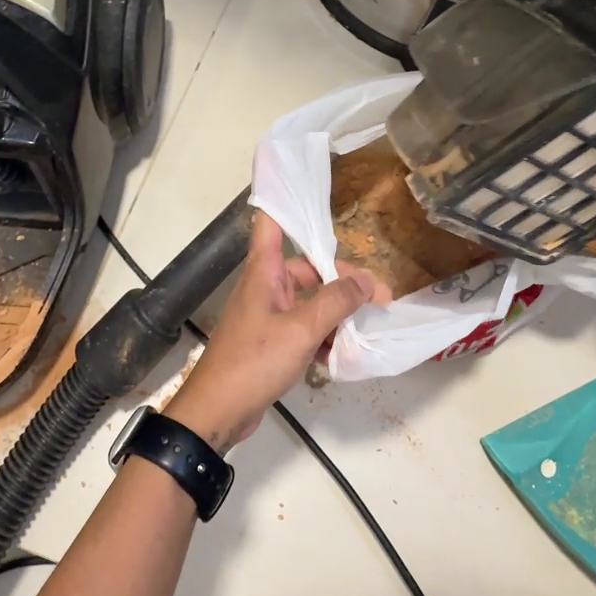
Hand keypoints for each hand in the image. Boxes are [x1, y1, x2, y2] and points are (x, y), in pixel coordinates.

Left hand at [163, 213, 388, 451]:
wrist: (217, 412)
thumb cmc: (254, 360)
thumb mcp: (302, 329)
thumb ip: (336, 301)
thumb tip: (367, 281)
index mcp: (264, 272)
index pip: (271, 222)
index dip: (284, 200)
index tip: (303, 183)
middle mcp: (265, 287)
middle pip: (308, 270)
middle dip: (342, 282)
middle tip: (379, 300)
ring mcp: (267, 316)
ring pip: (310, 303)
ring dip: (336, 314)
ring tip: (366, 329)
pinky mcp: (270, 343)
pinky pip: (304, 329)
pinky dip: (323, 337)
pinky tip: (343, 354)